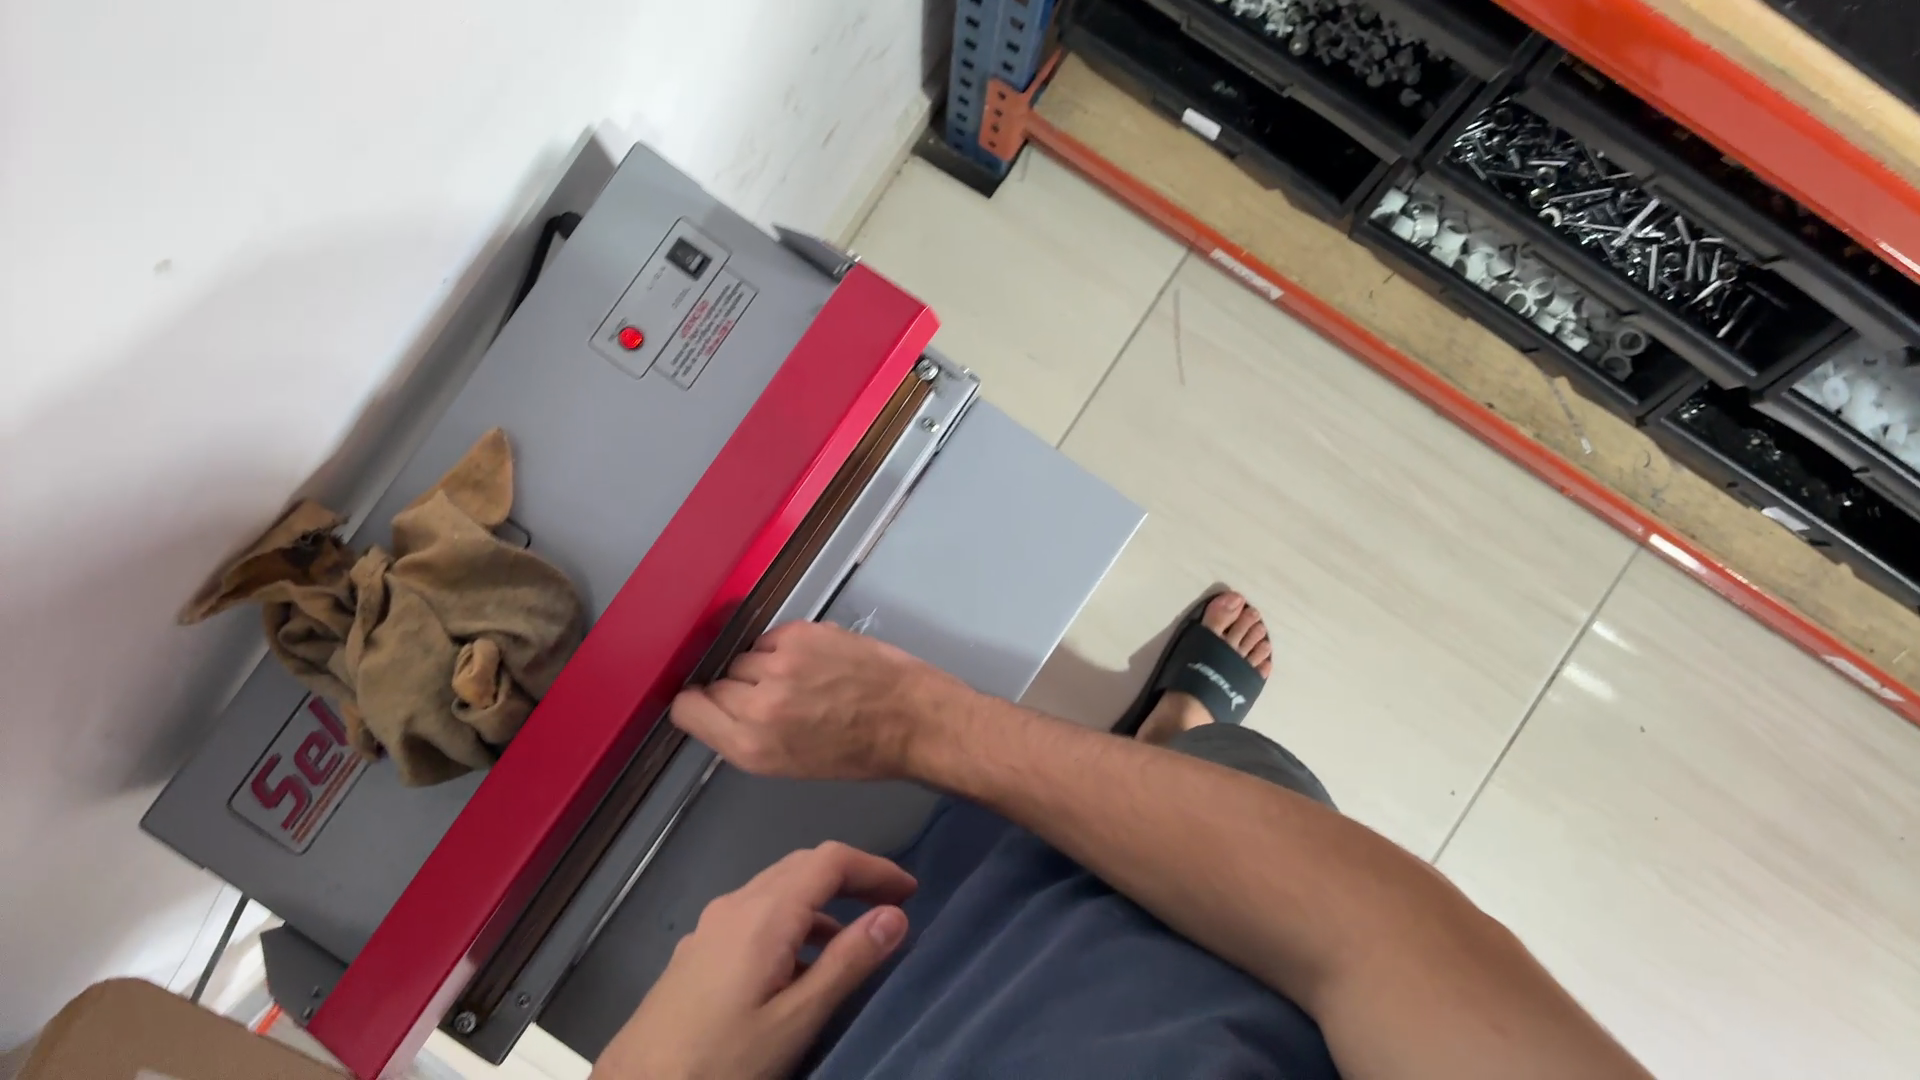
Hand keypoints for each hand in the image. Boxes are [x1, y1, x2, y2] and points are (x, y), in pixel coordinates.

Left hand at [591, 842, 916, 1079]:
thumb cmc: (720, 1062)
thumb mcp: (795, 1020)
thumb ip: (848, 962)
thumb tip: (896, 914)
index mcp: (764, 912)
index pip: (831, 860)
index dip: (875, 868)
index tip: (910, 892)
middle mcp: (736, 904)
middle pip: (805, 865)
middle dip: (852, 878)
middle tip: (891, 906)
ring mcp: (712, 925)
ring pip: (779, 888)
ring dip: (823, 900)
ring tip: (854, 940)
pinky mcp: (698, 950)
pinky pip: (757, 914)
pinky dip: (793, 920)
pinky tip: (799, 967)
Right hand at [671, 620, 976, 779]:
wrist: (910, 718)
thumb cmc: (856, 752)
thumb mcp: (789, 763)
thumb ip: (745, 736)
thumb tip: (717, 707)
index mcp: (751, 747)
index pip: (687, 710)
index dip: (700, 706)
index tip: (713, 704)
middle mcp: (758, 704)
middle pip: (714, 682)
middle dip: (736, 689)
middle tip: (772, 697)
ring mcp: (780, 663)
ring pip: (743, 657)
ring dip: (762, 666)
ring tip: (798, 678)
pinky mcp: (801, 633)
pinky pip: (770, 638)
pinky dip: (783, 647)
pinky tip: (812, 661)